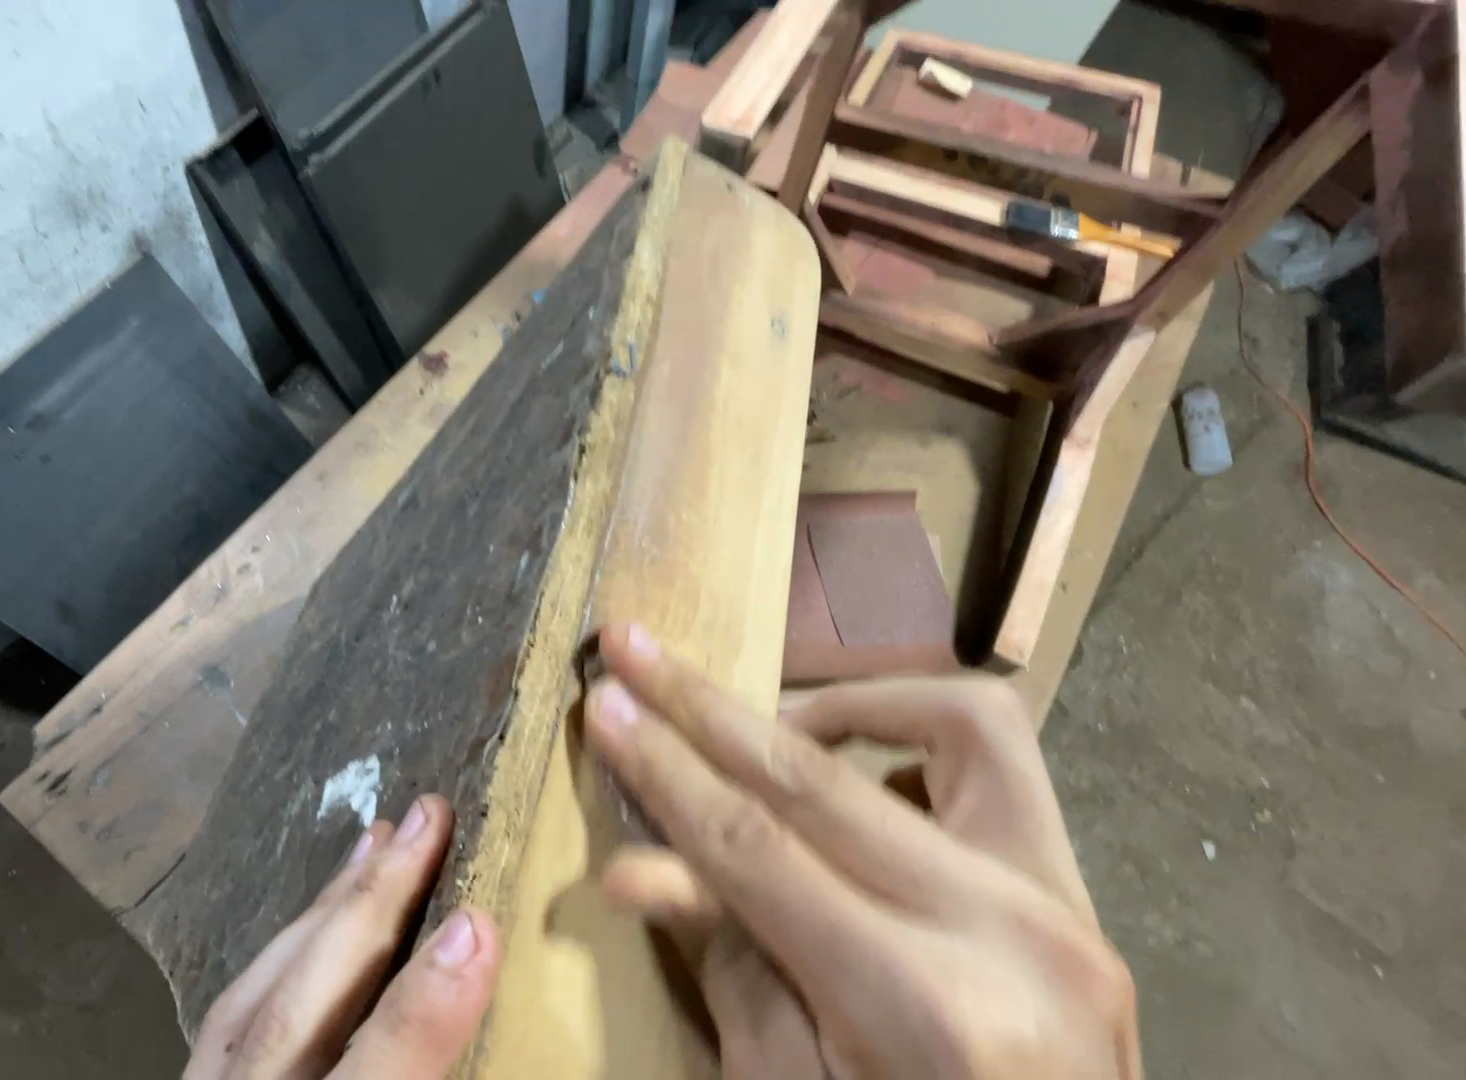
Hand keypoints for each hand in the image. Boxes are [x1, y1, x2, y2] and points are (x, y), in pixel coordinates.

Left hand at [186, 796, 500, 1079]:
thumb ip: (414, 1055)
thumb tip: (464, 950)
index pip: (370, 1079)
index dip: (421, 1009)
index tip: (476, 925)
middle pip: (296, 1015)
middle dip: (368, 907)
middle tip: (430, 815)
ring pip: (253, 997)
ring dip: (325, 909)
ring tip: (381, 838)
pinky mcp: (199, 1079)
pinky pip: (233, 1009)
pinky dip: (284, 949)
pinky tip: (320, 916)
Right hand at [585, 623, 1138, 1078]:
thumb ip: (725, 957)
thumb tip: (638, 861)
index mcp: (926, 1012)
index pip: (752, 846)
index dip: (663, 767)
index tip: (602, 701)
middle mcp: (1009, 936)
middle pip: (816, 774)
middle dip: (703, 705)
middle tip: (636, 651)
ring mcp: (1065, 906)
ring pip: (957, 720)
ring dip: (841, 701)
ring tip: (765, 727)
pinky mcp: (1080, 895)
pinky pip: (998, 762)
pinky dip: (913, 739)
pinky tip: (856, 783)